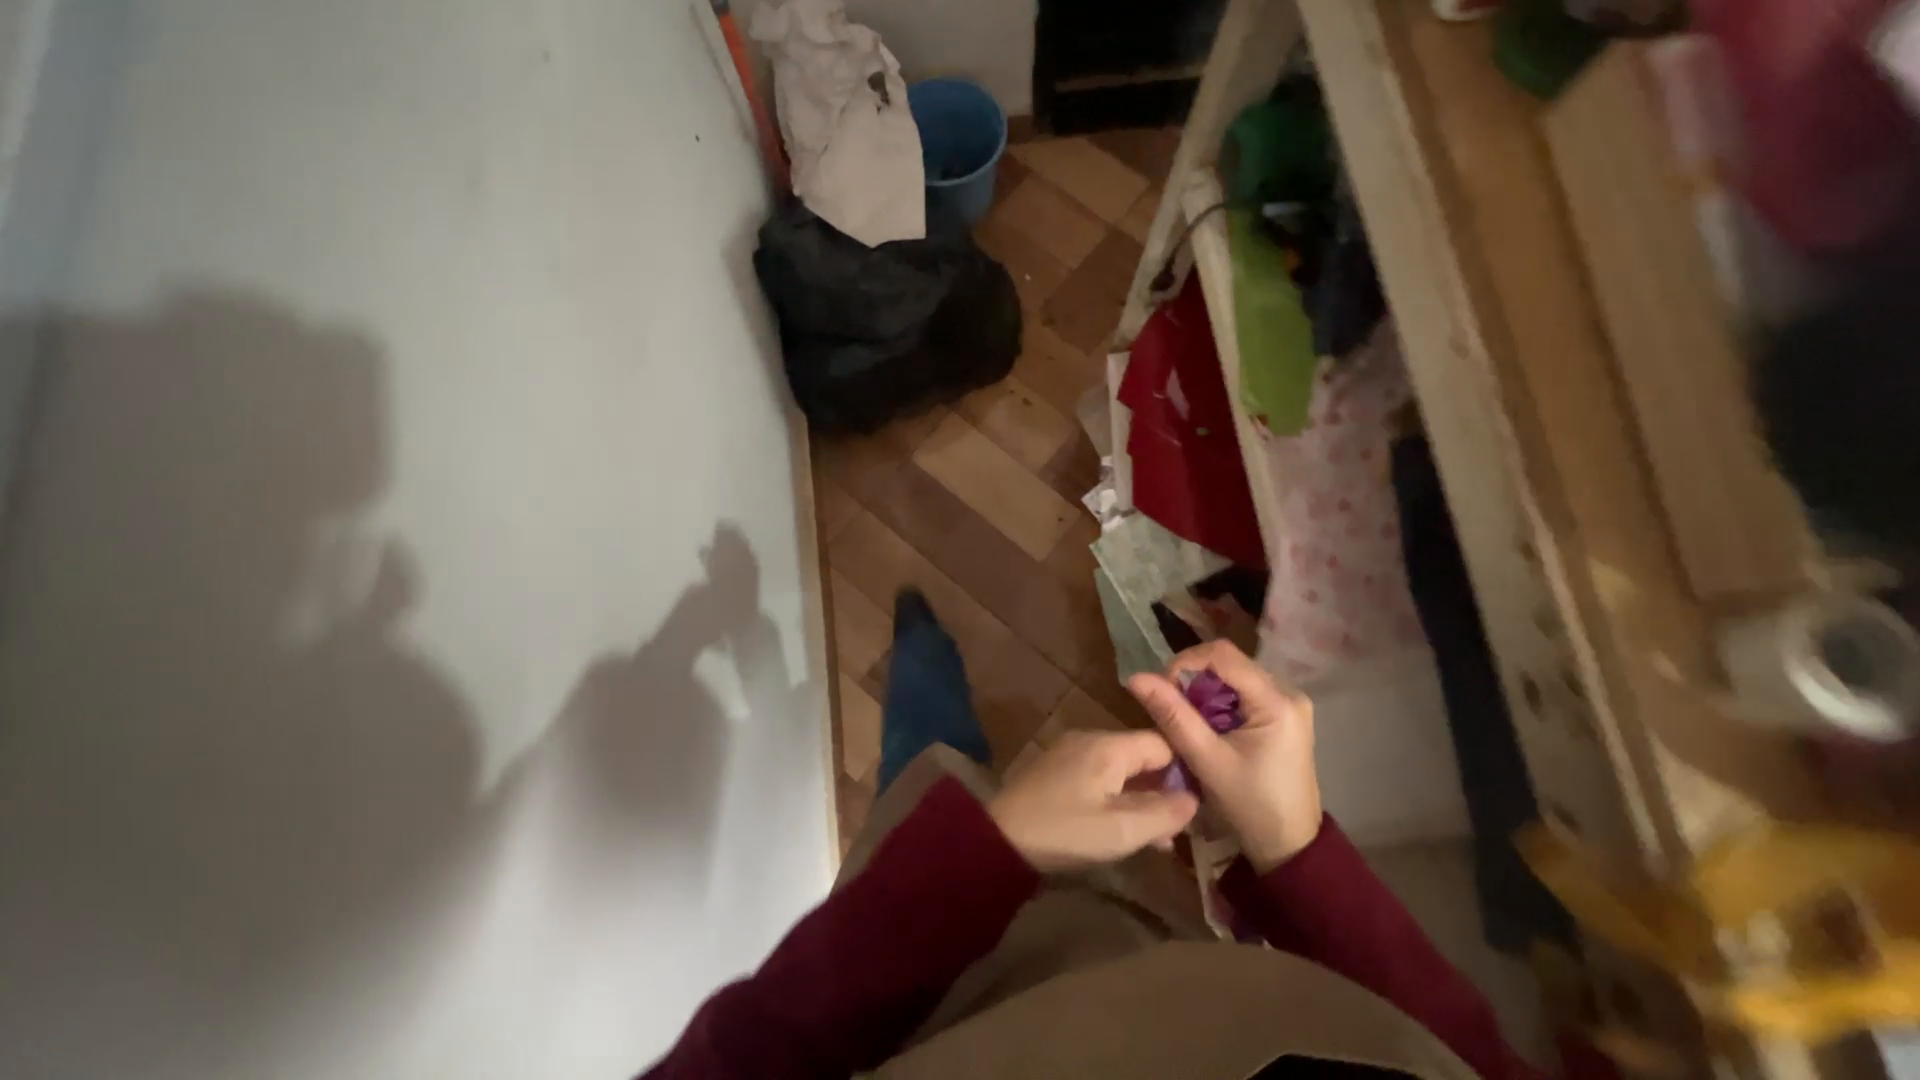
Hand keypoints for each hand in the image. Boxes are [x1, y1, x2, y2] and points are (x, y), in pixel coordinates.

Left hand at [986, 730, 1198, 872]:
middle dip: (1163, 790)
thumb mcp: (1121, 830)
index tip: (1200, 804)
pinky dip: (1117, 799)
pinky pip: (1100, 778)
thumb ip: (1164, 815)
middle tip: (1180, 829)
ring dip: (1141, 800)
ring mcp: (1071, 754)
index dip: (1185, 772)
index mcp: (1109, 746)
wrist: (999, 839)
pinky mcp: (1057, 772)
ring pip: (1121, 770)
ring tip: (1157, 840)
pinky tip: (1122, 830)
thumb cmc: (1065, 831)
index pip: (1162, 744)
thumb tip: (1195, 800)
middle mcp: (1091, 740)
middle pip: (1142, 757)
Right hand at [1126, 641, 1322, 871]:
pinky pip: (1245, 692)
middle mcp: (1289, 692)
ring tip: (1187, 720)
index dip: (1185, 663)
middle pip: (1230, 663)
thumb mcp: (1206, 760)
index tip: (1162, 689)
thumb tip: (1135, 677)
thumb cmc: (1249, 806)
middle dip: (1194, 679)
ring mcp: (1290, 703)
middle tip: (1170, 707)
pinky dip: (1220, 702)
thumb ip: (1172, 716)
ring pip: (1235, 676)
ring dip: (1205, 691)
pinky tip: (1209, 727)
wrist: (1290, 845)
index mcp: (1277, 701)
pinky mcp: (1285, 715)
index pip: (1222, 655)